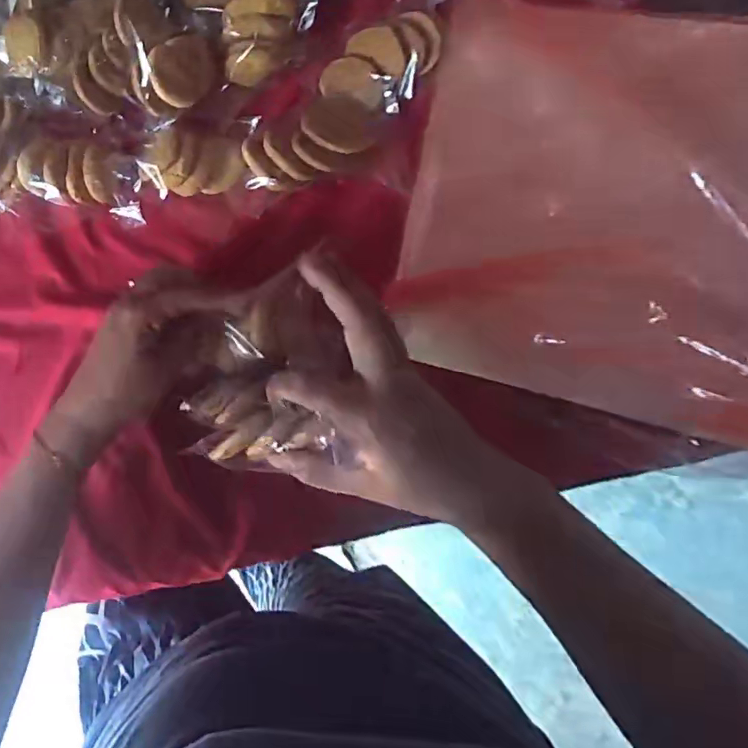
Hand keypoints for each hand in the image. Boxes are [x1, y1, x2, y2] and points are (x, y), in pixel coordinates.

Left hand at [44, 270, 218, 466]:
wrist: (85, 412)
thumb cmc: (125, 395)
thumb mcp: (164, 371)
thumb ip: (188, 340)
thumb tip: (210, 321)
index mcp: (138, 311)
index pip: (183, 294)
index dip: (215, 297)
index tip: (241, 299)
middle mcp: (127, 300)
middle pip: (167, 276)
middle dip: (197, 284)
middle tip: (224, 299)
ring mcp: (120, 307)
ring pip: (156, 283)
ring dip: (182, 288)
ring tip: (207, 306)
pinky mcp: (118, 317)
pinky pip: (148, 295)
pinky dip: (169, 297)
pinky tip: (183, 315)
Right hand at [262, 253, 560, 533]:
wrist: (477, 482)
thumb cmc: (418, 488)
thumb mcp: (363, 487)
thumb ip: (314, 471)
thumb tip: (273, 455)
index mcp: (370, 416)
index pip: (316, 387)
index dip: (286, 384)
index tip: (271, 389)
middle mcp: (386, 382)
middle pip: (361, 325)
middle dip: (335, 289)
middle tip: (306, 259)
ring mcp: (403, 369)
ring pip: (376, 317)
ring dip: (350, 285)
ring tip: (324, 258)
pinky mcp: (410, 366)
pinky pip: (382, 325)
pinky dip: (362, 301)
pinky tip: (347, 288)